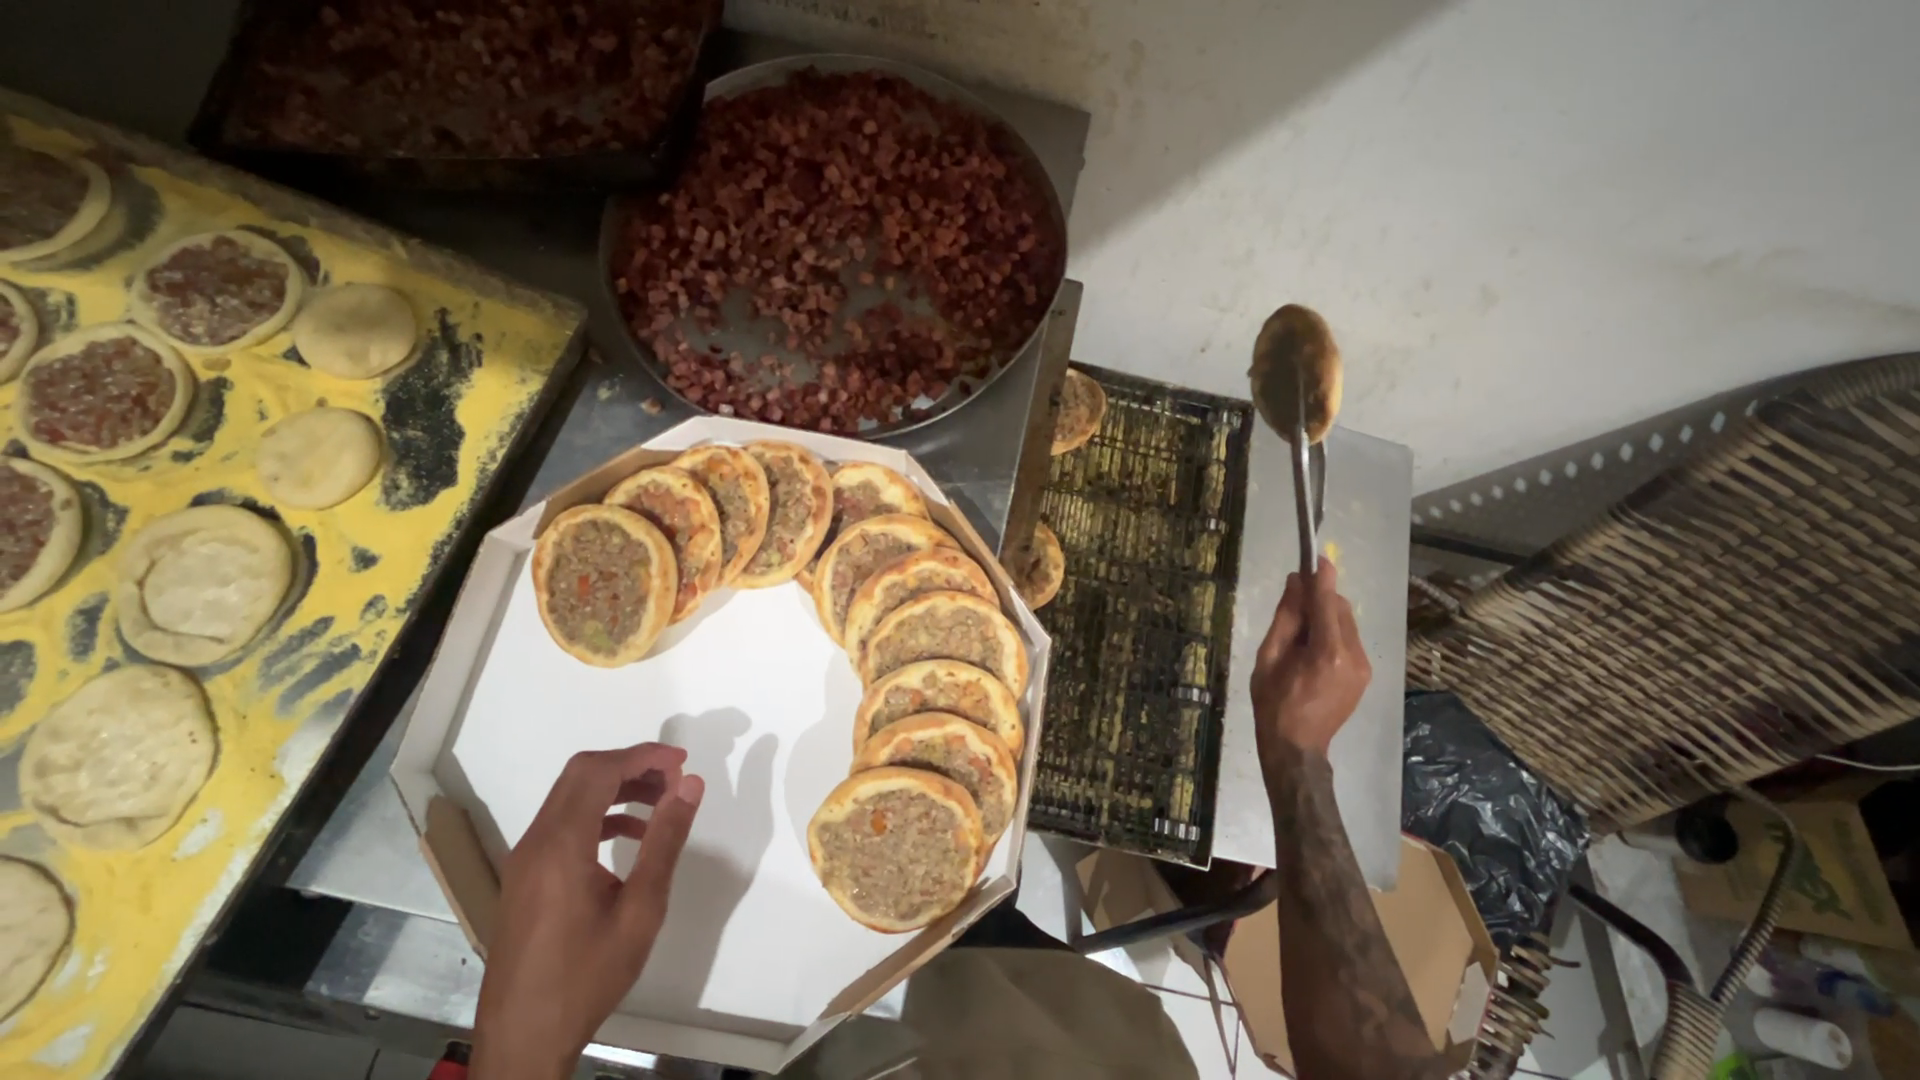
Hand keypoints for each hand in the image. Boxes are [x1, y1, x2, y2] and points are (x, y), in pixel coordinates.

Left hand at [471, 743, 704, 1079]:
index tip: (683, 763)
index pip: (600, 771)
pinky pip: (563, 824)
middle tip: (675, 779)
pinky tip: (630, 838)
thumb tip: (689, 786)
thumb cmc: (587, 975)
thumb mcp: (641, 909)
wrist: (524, 1036)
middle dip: (632, 765)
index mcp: (561, 845)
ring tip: (662, 804)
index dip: (644, 756)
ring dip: (616, 788)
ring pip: (571, 797)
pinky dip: (599, 815)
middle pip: (581, 775)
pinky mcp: (525, 877)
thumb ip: (665, 841)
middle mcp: (535, 841)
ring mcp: (525, 859)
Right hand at [1251, 557, 1371, 763]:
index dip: (1322, 580)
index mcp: (1328, 653)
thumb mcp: (1268, 658)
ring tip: (1298, 631)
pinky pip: (1349, 641)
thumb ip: (1286, 619)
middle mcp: (1355, 656)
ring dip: (1325, 617)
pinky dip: (1331, 634)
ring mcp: (1364, 667)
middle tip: (1292, 601)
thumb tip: (1295, 585)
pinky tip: (1310, 647)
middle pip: (1341, 610)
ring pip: (1346, 625)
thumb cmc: (1273, 704)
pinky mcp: (1364, 674)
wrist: (1297, 747)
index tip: (1318, 557)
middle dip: (1320, 599)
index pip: (1327, 604)